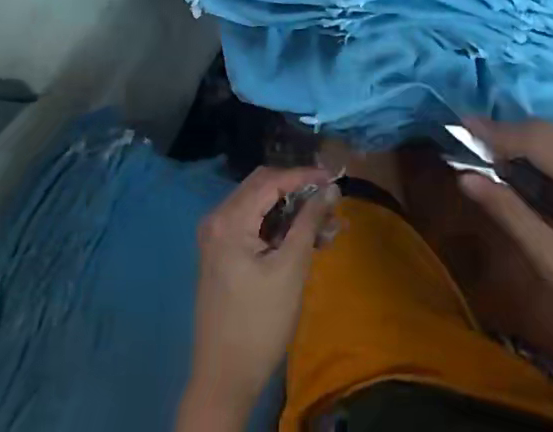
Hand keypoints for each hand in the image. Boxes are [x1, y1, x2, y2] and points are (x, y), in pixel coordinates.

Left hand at [179, 166, 338, 431]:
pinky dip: (280, 227)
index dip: (305, 176)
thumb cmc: (260, 321)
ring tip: (328, 226)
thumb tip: (330, 188)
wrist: (224, 376)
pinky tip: (308, 239)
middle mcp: (217, 219)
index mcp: (229, 220)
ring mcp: (217, 237)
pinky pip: (253, 225)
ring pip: (260, 206)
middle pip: (263, 187)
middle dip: (299, 191)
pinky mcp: (222, 253)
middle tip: (331, 200)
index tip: (336, 179)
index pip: (271, 180)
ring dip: (293, 211)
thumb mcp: (292, 267)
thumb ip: (310, 221)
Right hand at [457, 121, 552, 361]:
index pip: (535, 138)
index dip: (495, 131)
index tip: (459, 127)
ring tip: (489, 157)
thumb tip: (466, 178)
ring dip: (524, 144)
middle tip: (468, 143)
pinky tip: (526, 173)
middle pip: (547, 133)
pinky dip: (544, 156)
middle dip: (507, 134)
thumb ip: (510, 214)